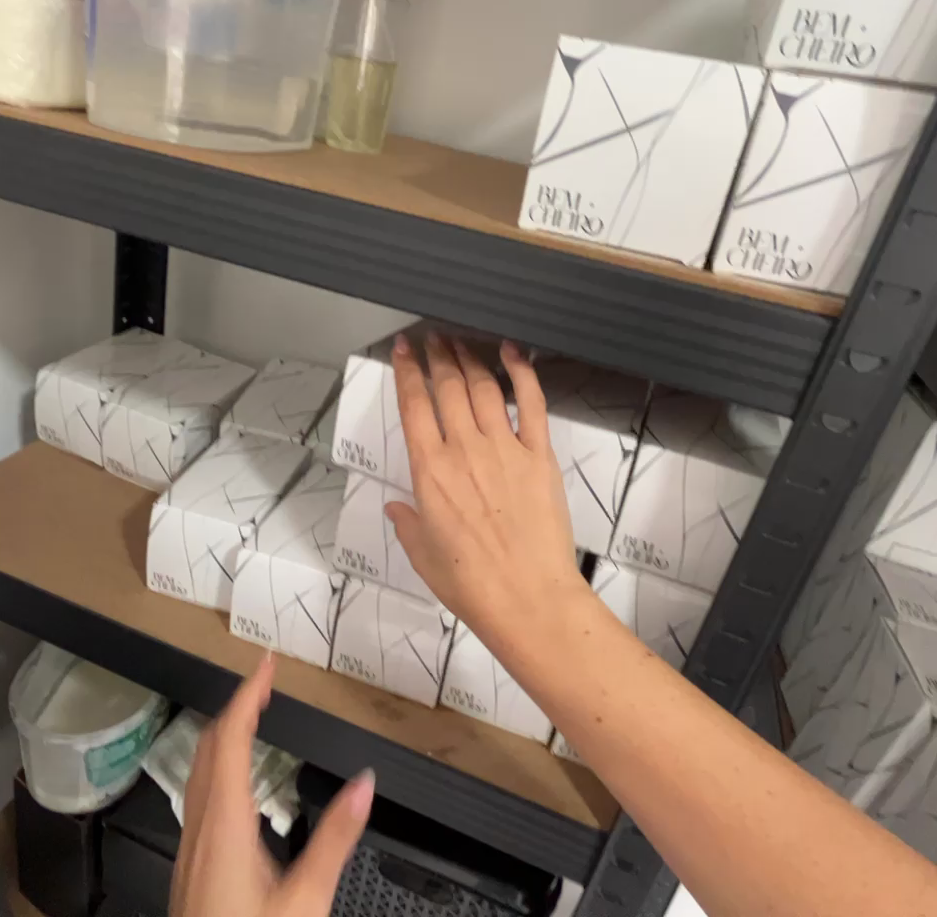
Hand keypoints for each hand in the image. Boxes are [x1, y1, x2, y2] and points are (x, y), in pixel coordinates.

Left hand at [173, 654, 374, 916]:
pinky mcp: (191, 869)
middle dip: (237, 706)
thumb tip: (365, 783)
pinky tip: (243, 786)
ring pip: (199, 771)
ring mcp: (190, 850)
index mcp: (225, 825)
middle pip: (209, 746)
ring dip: (226, 735)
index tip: (267, 663)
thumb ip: (335, 838)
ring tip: (256, 720)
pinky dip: (221, 766)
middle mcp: (200, 829)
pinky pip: (200, 796)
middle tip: (267, 684)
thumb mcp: (305, 902)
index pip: (231, 737)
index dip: (248, 693)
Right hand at [384, 332, 588, 651]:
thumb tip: (397, 507)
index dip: (407, 370)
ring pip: (483, 387)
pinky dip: (522, 373)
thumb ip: (407, 523)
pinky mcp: (539, 455)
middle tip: (432, 338)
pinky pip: (531, 404)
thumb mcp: (423, 555)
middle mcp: (464, 450)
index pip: (413, 405)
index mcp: (429, 471)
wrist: (527, 598)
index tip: (404, 348)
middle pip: (448, 386)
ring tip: (460, 341)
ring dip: (470, 358)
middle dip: (437, 355)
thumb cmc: (470, 583)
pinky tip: (513, 351)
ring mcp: (505, 449)